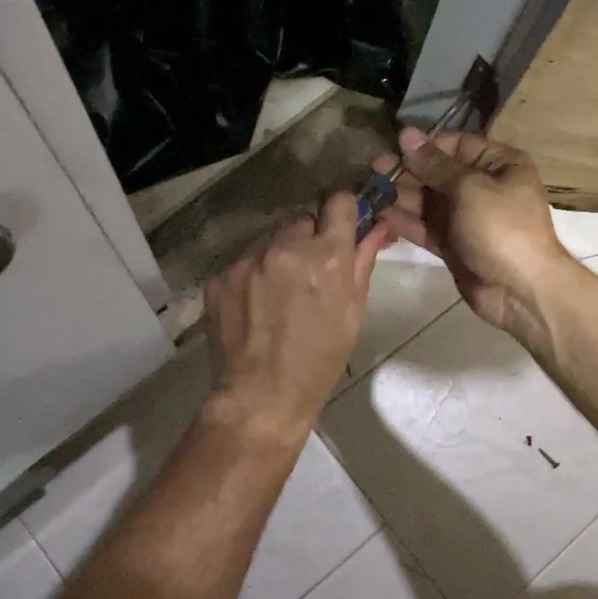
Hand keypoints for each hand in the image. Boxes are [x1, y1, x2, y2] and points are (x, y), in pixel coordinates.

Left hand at [203, 193, 391, 441]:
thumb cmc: (319, 361)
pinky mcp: (220, 276)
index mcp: (326, 256)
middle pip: (301, 219)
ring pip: (269, 238)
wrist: (261, 396)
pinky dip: (252, 275)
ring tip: (279, 293)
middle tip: (310, 271)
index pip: (339, 202)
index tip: (342, 226)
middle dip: (309, 238)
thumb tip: (377, 227)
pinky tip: (255, 305)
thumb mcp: (353, 313)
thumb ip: (362, 263)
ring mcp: (247, 260)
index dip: (344, 211)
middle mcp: (285, 247)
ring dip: (278, 254)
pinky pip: (243, 261)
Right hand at [376, 127, 576, 338]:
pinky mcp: (455, 245)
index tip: (393, 146)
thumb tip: (406, 134)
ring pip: (430, 201)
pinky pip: (428, 227)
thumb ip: (434, 164)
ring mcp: (468, 218)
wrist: (521, 290)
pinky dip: (407, 222)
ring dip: (402, 196)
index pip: (456, 145)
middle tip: (373, 168)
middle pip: (439, 173)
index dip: (425, 146)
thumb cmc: (501, 228)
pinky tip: (381, 215)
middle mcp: (484, 187)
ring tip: (370, 190)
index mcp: (499, 164)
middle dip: (408, 171)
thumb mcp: (469, 188)